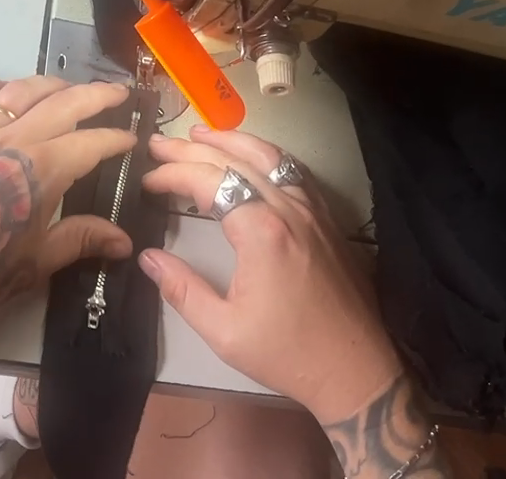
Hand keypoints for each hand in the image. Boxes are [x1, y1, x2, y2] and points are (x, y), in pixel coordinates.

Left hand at [0, 75, 137, 345]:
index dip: (115, 139)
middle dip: (95, 94)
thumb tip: (125, 241)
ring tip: (67, 87)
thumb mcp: (37, 263)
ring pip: (19, 93)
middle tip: (118, 91)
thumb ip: (81, 240)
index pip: (90, 143)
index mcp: (42, 170)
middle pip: (63, 104)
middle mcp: (13, 140)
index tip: (132, 139)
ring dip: (49, 84)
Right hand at [138, 126, 402, 423]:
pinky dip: (264, 153)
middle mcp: (287, 207)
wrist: (358, 370)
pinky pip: (292, 169)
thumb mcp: (224, 331)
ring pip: (268, 155)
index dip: (173, 174)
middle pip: (233, 160)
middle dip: (191, 149)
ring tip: (199, 134)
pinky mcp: (325, 216)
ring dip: (230, 140)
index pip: (208, 181)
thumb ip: (182, 290)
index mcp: (261, 230)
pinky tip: (250, 155)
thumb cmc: (289, 353)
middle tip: (158, 144)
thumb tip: (147, 257)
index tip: (147, 180)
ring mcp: (311, 207)